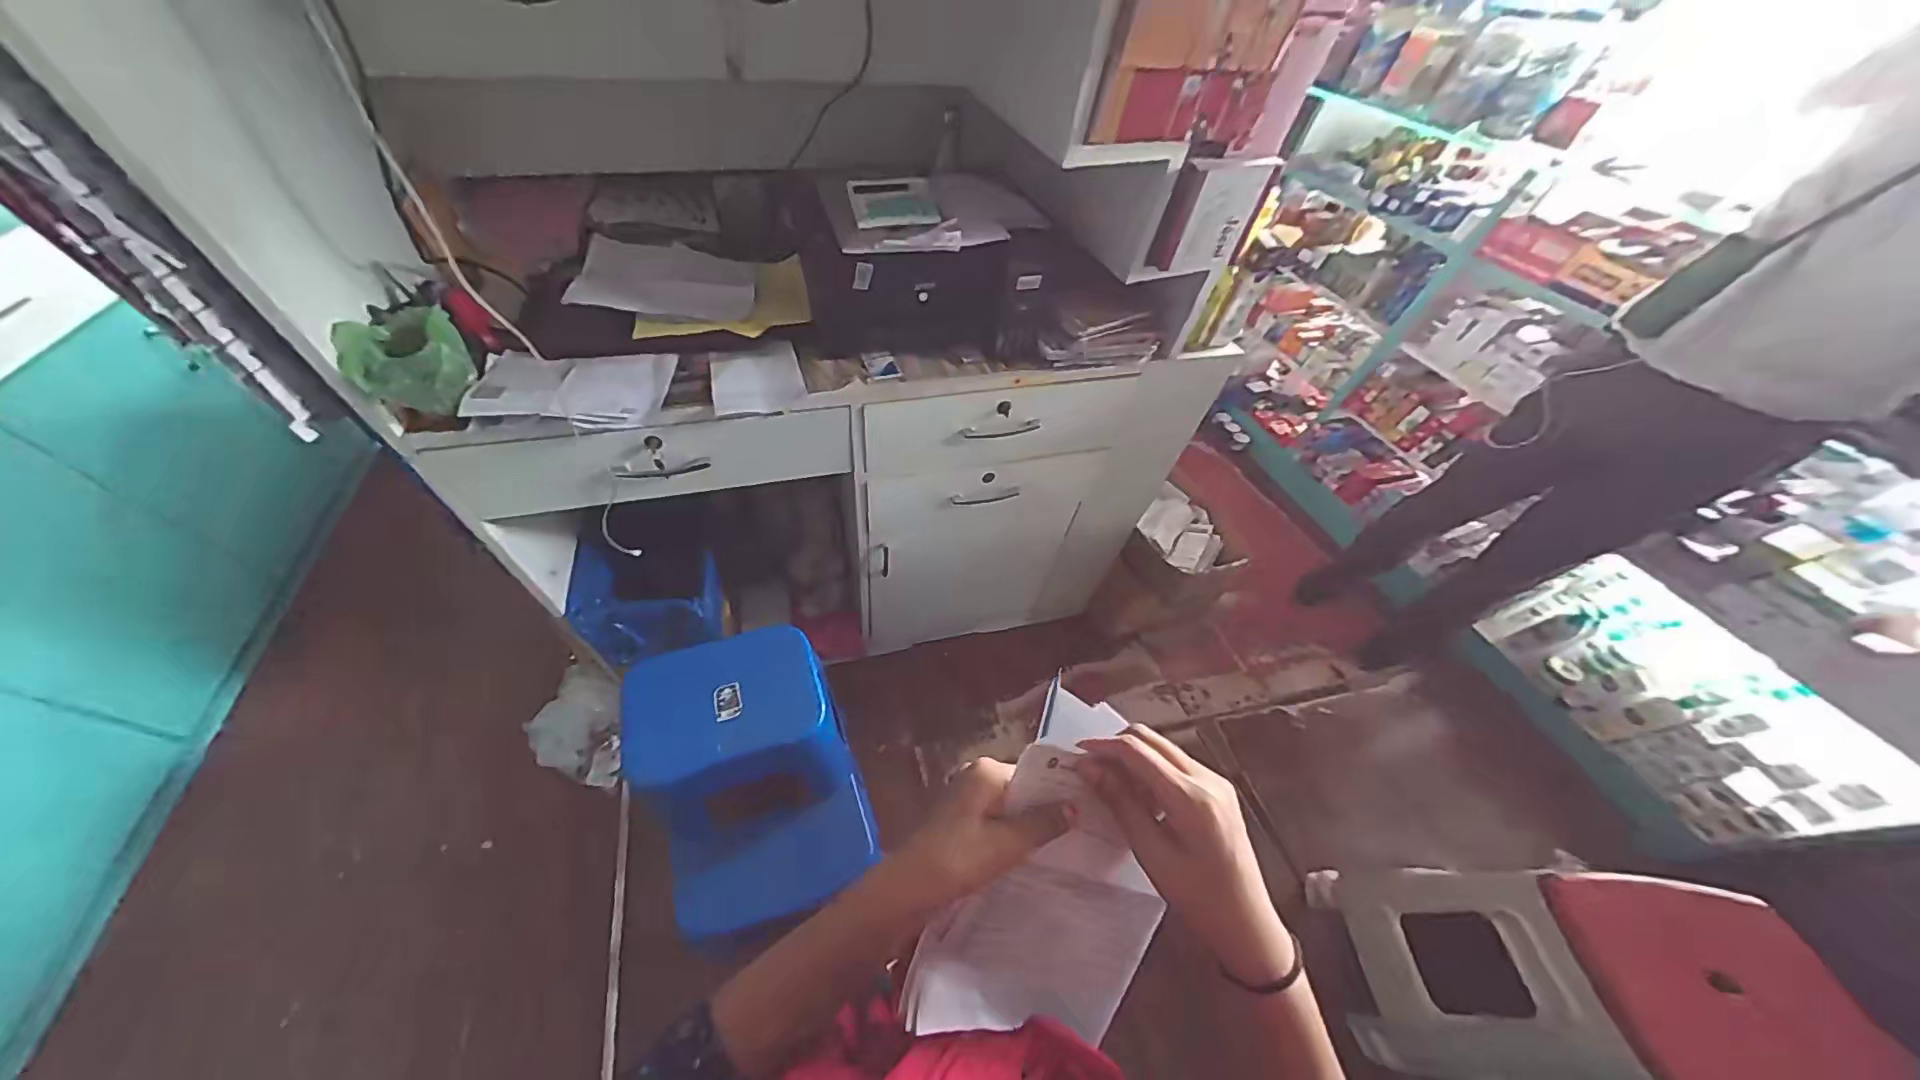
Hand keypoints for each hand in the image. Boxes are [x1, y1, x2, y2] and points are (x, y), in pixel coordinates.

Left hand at [873, 757, 1070, 915]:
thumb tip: (1075, 807)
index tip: (1091, 808)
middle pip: (1023, 789)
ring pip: (1011, 808)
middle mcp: (976, 776)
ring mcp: (967, 798)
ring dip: (1032, 824)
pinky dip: (1015, 834)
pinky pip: (998, 821)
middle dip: (1049, 809)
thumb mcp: (1007, 844)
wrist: (908, 889)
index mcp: (986, 771)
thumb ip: (1042, 823)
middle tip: (1085, 829)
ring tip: (1067, 842)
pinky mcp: (962, 821)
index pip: (1035, 774)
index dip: (1061, 791)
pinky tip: (1034, 852)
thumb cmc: (958, 860)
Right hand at [1079, 726, 1295, 984]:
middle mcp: (1207, 779)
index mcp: (1191, 797)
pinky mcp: (1218, 788)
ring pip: (1162, 748)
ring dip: (1133, 757)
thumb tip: (1090, 768)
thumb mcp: (1151, 852)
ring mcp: (1216, 781)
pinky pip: (1176, 763)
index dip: (1103, 746)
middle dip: (1116, 746)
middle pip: (1151, 739)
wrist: (1247, 922)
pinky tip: (1140, 794)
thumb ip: (1120, 803)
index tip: (1078, 752)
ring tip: (1111, 783)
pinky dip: (1152, 768)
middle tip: (1091, 766)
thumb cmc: (1199, 897)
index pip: (1137, 750)